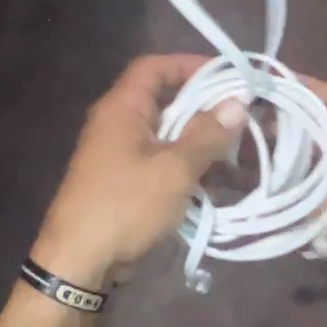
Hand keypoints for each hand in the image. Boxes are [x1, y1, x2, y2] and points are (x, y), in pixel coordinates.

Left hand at [32, 55, 244, 287]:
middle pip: (167, 102)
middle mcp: (119, 125)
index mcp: (122, 109)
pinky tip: (224, 184)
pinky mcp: (128, 185)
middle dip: (208, 108)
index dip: (191, 65)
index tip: (229, 77)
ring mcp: (122, 157)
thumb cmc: (124, 206)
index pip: (155, 67)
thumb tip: (237, 103)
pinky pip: (165, 165)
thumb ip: (207, 134)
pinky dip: (192, 169)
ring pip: (170, 137)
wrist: (80, 261)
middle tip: (246, 116)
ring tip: (243, 153)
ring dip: (204, 143)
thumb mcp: (173, 169)